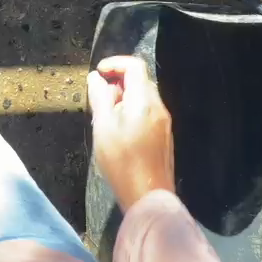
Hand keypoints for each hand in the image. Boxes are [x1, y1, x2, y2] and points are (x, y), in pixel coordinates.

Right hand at [88, 55, 175, 210]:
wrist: (148, 198)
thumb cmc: (122, 161)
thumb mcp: (102, 126)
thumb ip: (100, 97)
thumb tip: (97, 78)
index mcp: (144, 101)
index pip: (134, 66)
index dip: (115, 63)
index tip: (99, 74)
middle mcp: (158, 108)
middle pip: (140, 80)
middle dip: (118, 82)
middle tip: (100, 98)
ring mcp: (164, 123)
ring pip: (144, 97)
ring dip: (125, 98)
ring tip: (107, 117)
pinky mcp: (164, 136)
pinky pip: (148, 112)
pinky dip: (133, 110)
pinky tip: (120, 131)